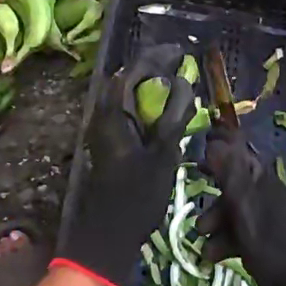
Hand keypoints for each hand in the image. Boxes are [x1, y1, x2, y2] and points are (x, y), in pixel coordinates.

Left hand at [53, 45, 192, 285]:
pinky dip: (145, 105)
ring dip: (150, 87)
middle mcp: (101, 115)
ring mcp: (101, 129)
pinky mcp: (106, 143)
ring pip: (126, 96)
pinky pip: (126, 112)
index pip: (134, 70)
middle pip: (127, 79)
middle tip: (181, 66)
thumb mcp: (164, 153)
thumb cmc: (138, 194)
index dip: (158, 56)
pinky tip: (163, 114)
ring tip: (177, 86)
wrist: (108, 233)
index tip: (181, 52)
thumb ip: (175, 114)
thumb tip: (184, 81)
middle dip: (154, 68)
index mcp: (113, 112)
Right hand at [200, 126, 285, 285]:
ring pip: (231, 213)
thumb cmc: (268, 244)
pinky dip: (223, 242)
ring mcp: (263, 217)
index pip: (238, 154)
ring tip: (203, 246)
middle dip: (211, 203)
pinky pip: (236, 233)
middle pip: (231, 187)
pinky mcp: (261, 238)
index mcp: (261, 181)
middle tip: (195, 211)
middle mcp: (263, 194)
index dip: (219, 150)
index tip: (198, 152)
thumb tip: (213, 143)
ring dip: (214, 227)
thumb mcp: (244, 208)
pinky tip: (210, 257)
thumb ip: (229, 175)